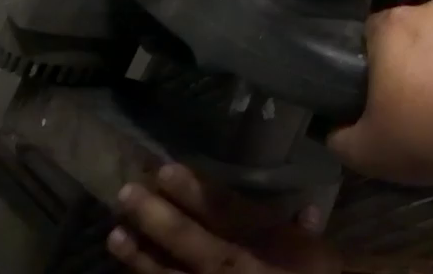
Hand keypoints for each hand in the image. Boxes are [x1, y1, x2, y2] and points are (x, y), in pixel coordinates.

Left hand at [108, 163, 337, 273]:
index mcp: (262, 242)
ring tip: (114, 232)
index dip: (195, 190)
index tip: (167, 169)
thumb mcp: (317, 252)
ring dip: (140, 254)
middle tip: (127, 192)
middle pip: (188, 239)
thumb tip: (306, 211)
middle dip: (157, 214)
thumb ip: (305, 230)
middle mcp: (231, 267)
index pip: (223, 211)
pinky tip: (129, 271)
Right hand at [326, 0, 432, 186]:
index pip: (373, 31)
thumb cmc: (423, 135)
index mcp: (395, 27)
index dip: (373, 58)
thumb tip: (336, 131)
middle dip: (414, 53)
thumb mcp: (364, 151)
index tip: (379, 86)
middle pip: (416, 28)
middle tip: (416, 93)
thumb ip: (340, 136)